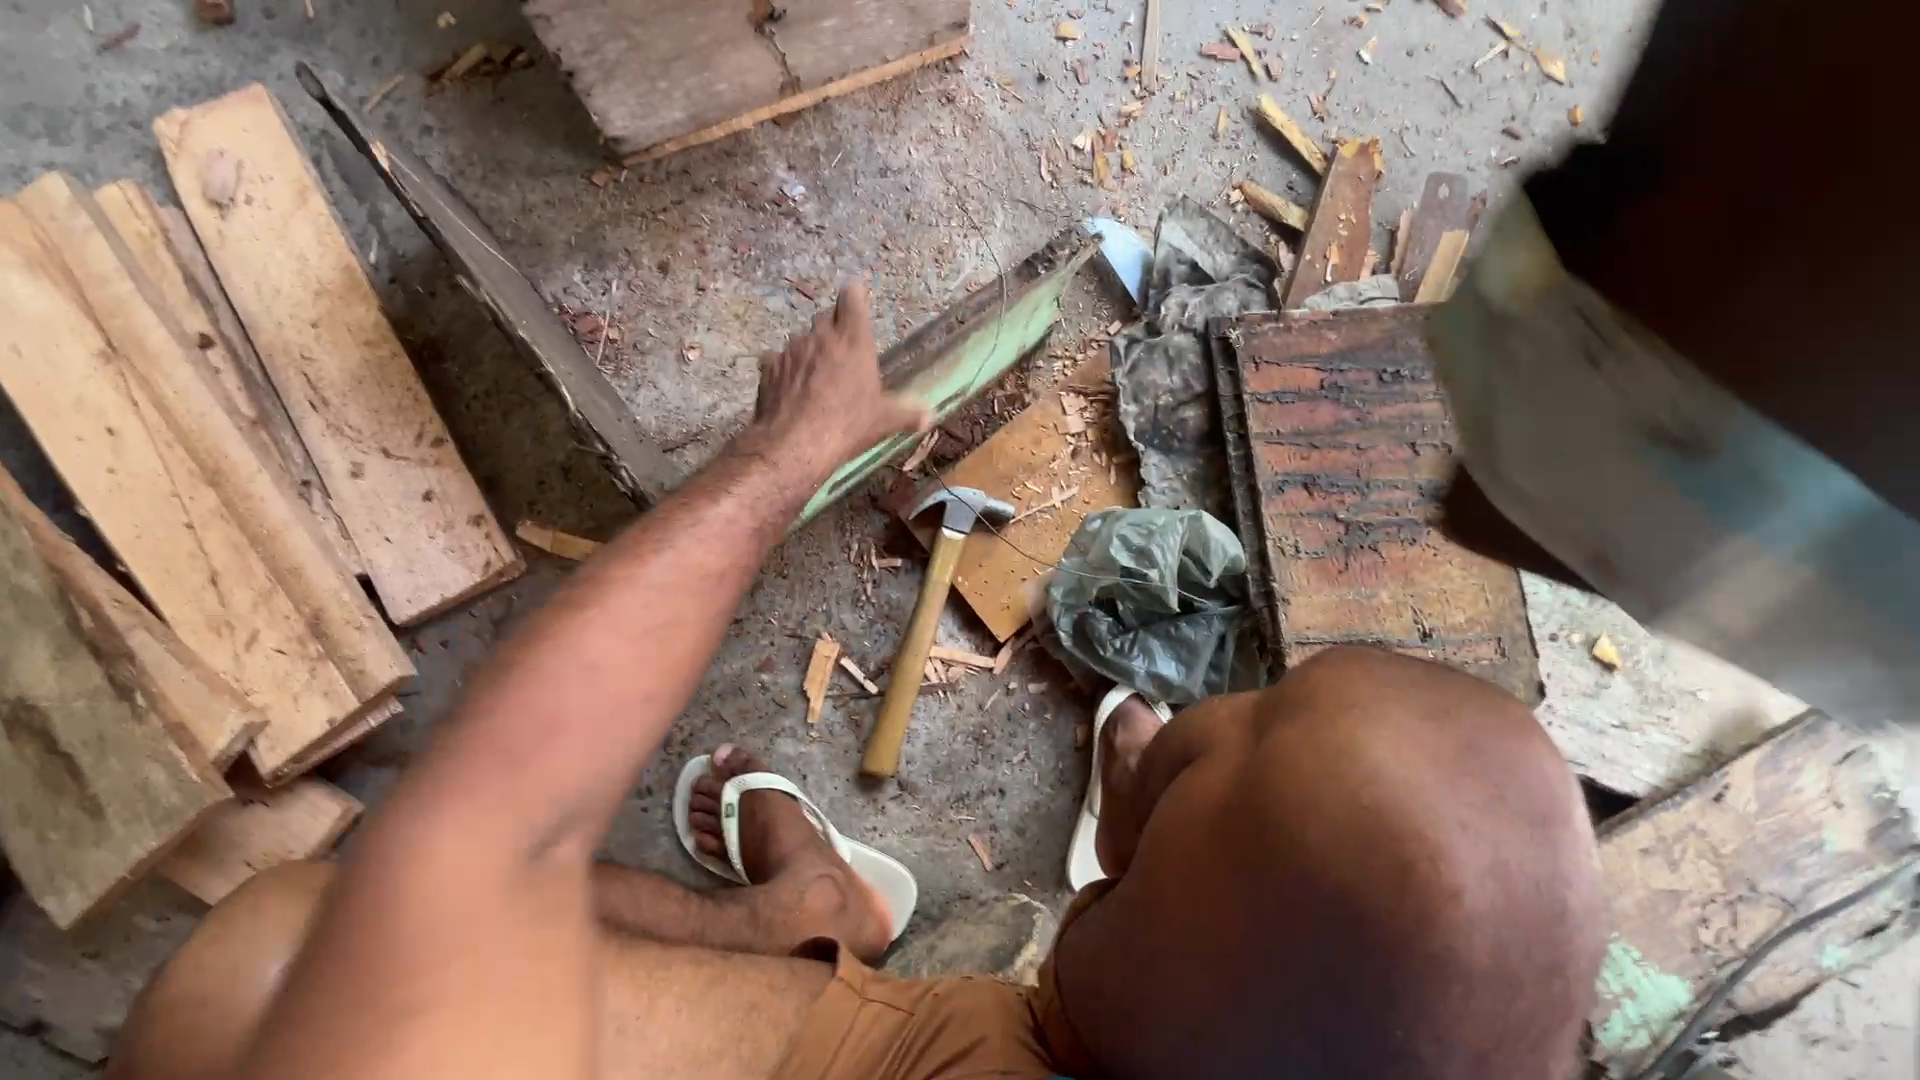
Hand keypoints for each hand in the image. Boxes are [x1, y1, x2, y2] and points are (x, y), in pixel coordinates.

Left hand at [738, 281, 929, 476]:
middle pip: (825, 316)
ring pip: (802, 339)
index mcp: (853, 339)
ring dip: (810, 351)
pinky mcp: (769, 367)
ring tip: (816, 378)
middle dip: (833, 327)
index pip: (852, 297)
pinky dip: (786, 370)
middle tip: (842, 350)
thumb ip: (908, 413)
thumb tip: (930, 416)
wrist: (796, 444)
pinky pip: (778, 360)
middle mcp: (821, 336)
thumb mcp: (884, 421)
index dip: (855, 296)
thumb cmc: (848, 425)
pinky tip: (791, 390)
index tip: (858, 302)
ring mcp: (791, 349)